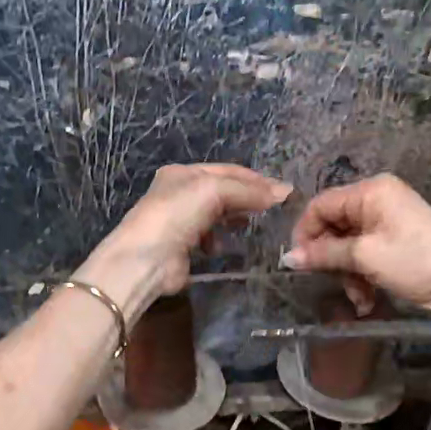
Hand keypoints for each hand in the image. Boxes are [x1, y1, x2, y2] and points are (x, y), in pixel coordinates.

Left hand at [77, 163, 292, 320]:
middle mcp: (180, 193)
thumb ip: (248, 190)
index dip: (256, 179)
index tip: (284, 192)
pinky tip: (227, 245)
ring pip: (217, 214)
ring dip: (235, 219)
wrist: (145, 259)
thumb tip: (285, 191)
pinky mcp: (182, 246)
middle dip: (248, 198)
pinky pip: (210, 237)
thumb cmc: (176, 214)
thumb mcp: (213, 191)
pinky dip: (221, 239)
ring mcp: (180, 220)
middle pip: (222, 191)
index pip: (227, 170)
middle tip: (276, 210)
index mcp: (183, 173)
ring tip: (255, 226)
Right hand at [284, 174, 430, 320]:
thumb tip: (288, 257)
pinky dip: (362, 276)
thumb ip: (323, 254)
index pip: (321, 205)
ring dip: (347, 273)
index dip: (305, 233)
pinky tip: (367, 298)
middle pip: (334, 226)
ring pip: (349, 245)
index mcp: (371, 191)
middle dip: (330, 257)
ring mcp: (390, 221)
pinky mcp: (398, 242)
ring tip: (356, 296)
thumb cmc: (416, 261)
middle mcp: (379, 200)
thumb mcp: (364, 257)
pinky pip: (366, 254)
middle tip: (327, 281)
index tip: (297, 262)